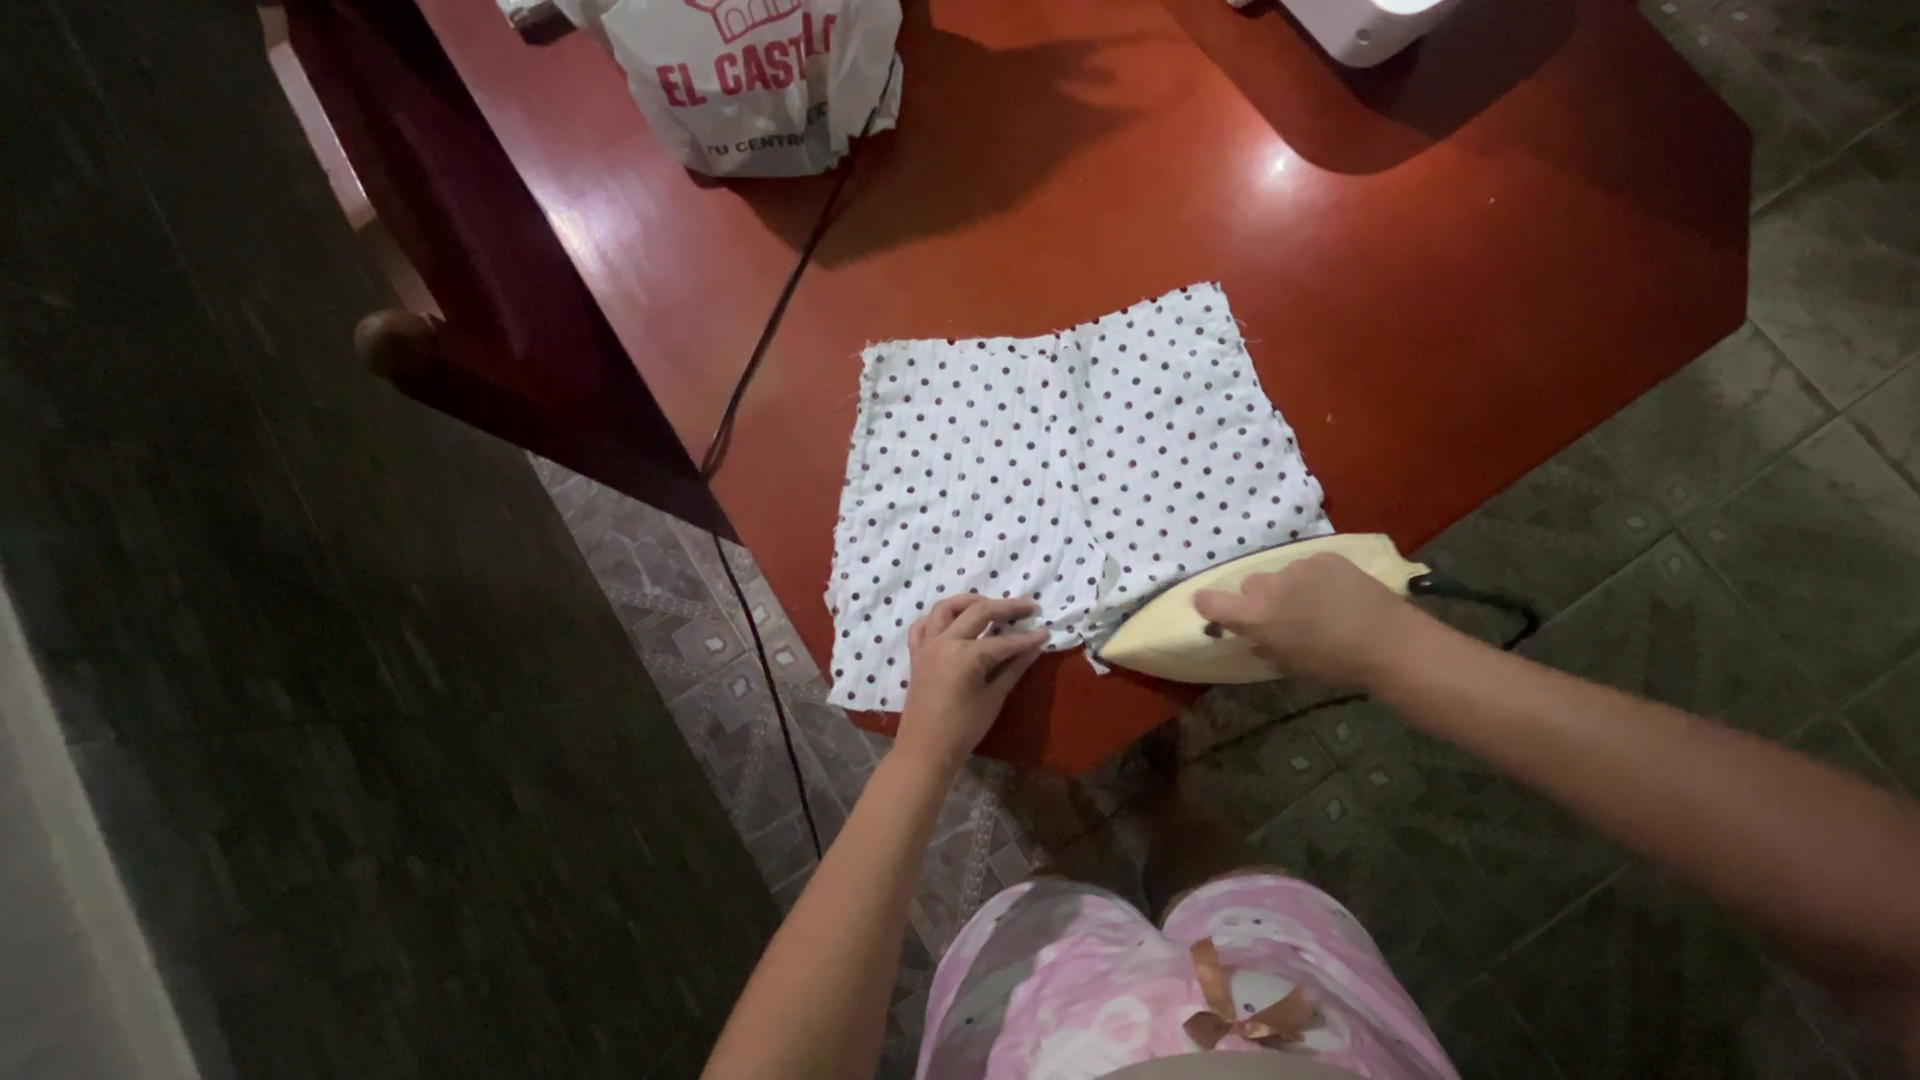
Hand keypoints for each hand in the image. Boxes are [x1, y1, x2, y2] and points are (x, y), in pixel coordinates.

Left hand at [894, 595, 1048, 773]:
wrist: (925, 750)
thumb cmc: (963, 730)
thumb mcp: (993, 699)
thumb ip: (1013, 668)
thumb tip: (1034, 647)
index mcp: (966, 656)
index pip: (1004, 641)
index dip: (1027, 638)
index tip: (1045, 632)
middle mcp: (945, 643)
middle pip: (978, 612)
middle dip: (1006, 607)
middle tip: (1028, 607)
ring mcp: (927, 646)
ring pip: (945, 608)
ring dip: (969, 601)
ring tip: (990, 605)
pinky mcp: (916, 654)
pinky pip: (923, 626)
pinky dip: (938, 618)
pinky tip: (954, 622)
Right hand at [1192, 553, 1422, 686]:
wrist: (1387, 642)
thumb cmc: (1334, 664)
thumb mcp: (1290, 665)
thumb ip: (1264, 647)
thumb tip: (1256, 639)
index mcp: (1254, 616)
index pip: (1210, 601)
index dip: (1207, 603)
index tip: (1211, 608)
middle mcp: (1268, 586)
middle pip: (1249, 585)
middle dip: (1259, 599)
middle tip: (1282, 615)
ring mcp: (1297, 567)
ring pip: (1281, 575)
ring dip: (1289, 588)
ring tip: (1316, 604)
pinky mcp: (1324, 557)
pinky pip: (1308, 566)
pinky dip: (1315, 578)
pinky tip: (1337, 593)